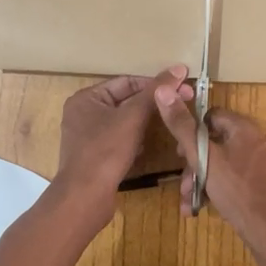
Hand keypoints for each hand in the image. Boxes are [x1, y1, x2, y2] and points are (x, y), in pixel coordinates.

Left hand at [53, 66, 189, 217]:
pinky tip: (146, 148)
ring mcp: (88, 137)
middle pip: (126, 101)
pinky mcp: (95, 156)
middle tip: (182, 104)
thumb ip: (155, 91)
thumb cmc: (106, 151)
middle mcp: (83, 114)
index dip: (156, 84)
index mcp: (86, 98)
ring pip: (125, 122)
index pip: (127, 81)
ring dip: (145, 123)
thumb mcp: (133, 117)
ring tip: (167, 125)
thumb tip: (179, 68)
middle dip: (152, 105)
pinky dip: (135, 141)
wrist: (85, 197)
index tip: (182, 88)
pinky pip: (120, 140)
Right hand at [153, 87, 265, 259]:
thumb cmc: (236, 191)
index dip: (191, 131)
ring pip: (224, 165)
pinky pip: (236, 179)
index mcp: (245, 129)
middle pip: (216, 143)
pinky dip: (219, 190)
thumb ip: (182, 127)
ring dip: (202, 182)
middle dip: (194, 166)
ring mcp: (264, 162)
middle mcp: (257, 140)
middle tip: (183, 185)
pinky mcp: (265, 182)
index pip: (212, 116)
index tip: (179, 153)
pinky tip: (203, 208)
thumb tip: (163, 90)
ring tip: (189, 204)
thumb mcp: (204, 158)